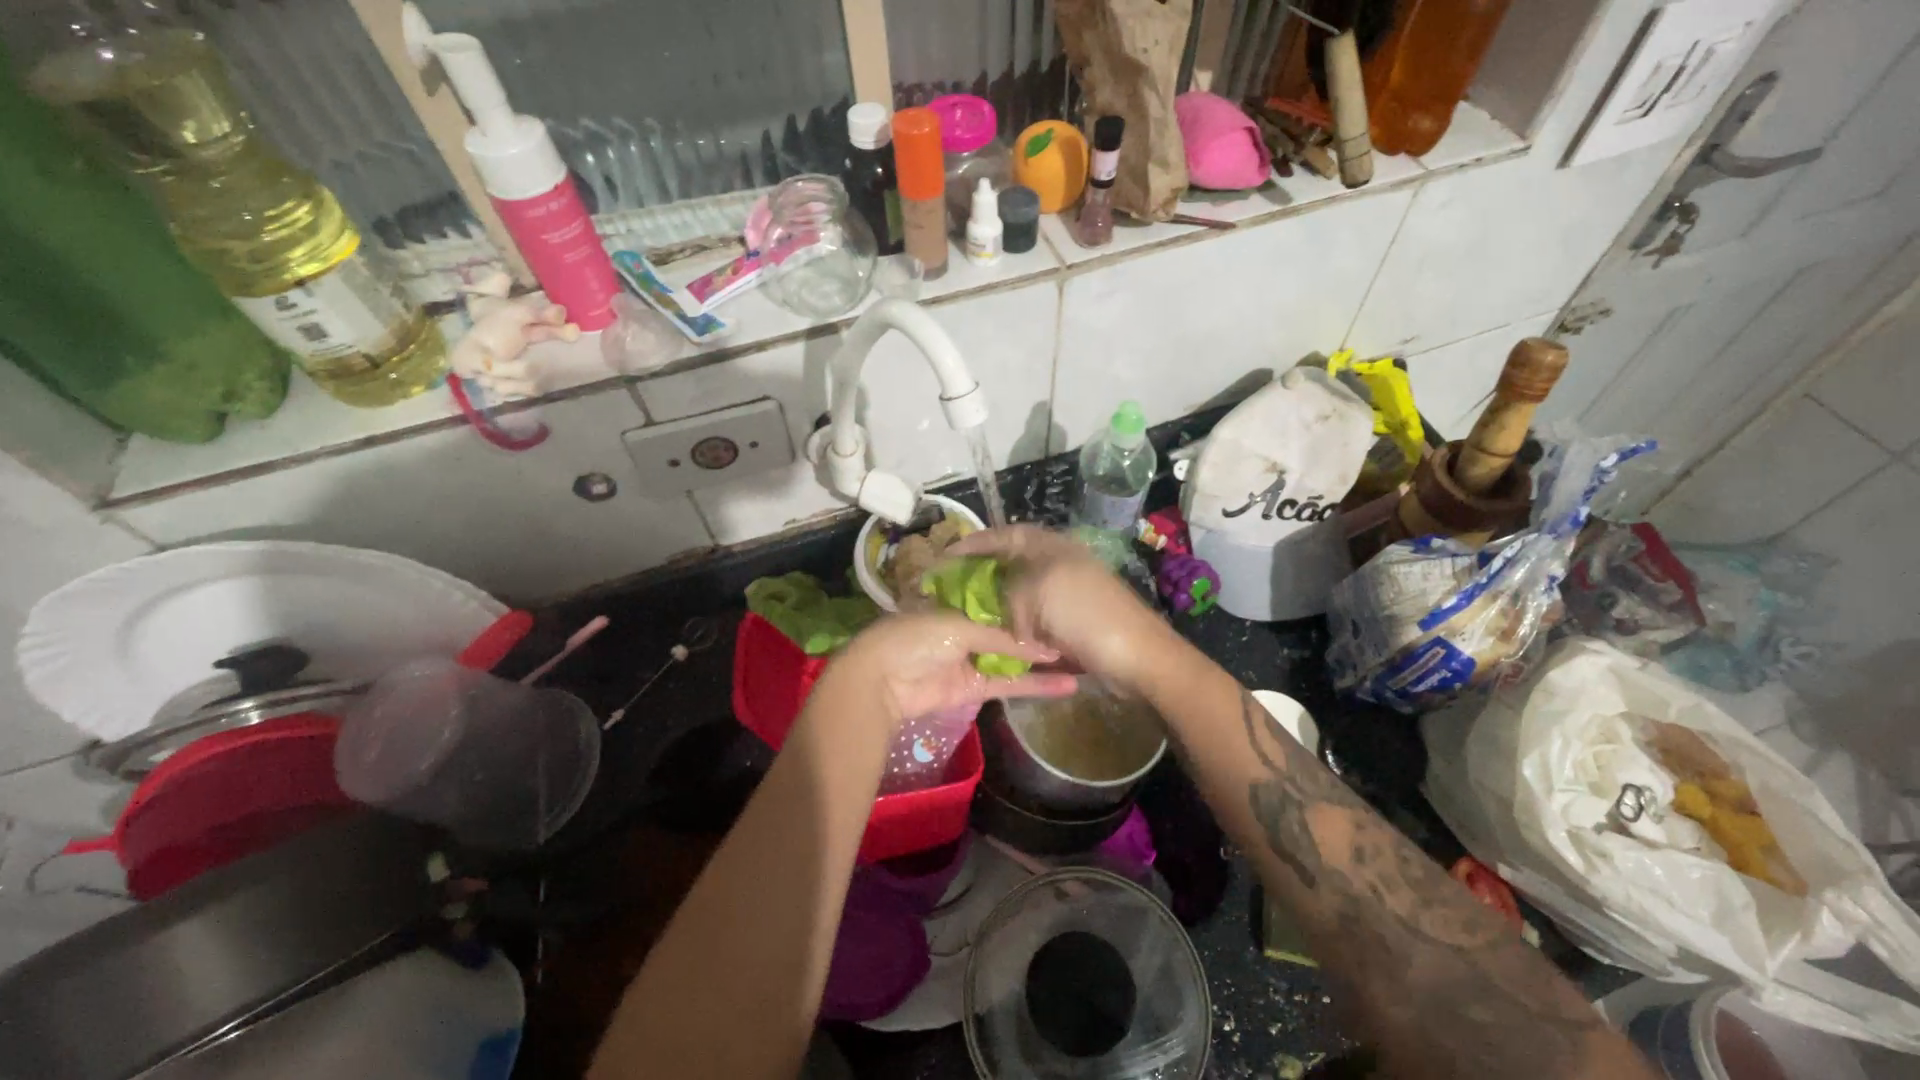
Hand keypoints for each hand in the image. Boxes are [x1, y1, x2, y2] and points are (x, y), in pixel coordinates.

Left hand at [822, 612, 1078, 734]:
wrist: (881, 682)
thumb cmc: (914, 638)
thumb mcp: (958, 626)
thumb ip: (1001, 637)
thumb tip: (1043, 648)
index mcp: (954, 603)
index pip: (994, 598)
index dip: (1023, 600)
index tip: (1055, 597)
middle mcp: (963, 629)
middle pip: (1006, 630)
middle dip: (1037, 631)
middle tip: (1076, 629)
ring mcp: (969, 660)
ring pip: (1011, 659)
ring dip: (1041, 661)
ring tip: (1080, 657)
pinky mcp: (973, 689)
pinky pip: (1008, 684)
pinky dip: (1035, 686)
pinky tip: (1065, 684)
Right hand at [948, 526, 1172, 690]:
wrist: (1137, 658)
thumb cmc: (1086, 615)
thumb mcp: (1035, 592)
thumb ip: (1006, 593)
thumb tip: (998, 609)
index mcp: (1051, 548)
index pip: (1005, 534)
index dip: (974, 543)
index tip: (944, 557)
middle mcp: (1058, 567)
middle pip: (1011, 566)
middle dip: (982, 578)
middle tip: (951, 593)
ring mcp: (1067, 598)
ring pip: (1021, 599)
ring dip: (998, 610)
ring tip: (968, 621)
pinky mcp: (1072, 628)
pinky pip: (1034, 626)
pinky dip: (1016, 633)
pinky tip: (998, 644)